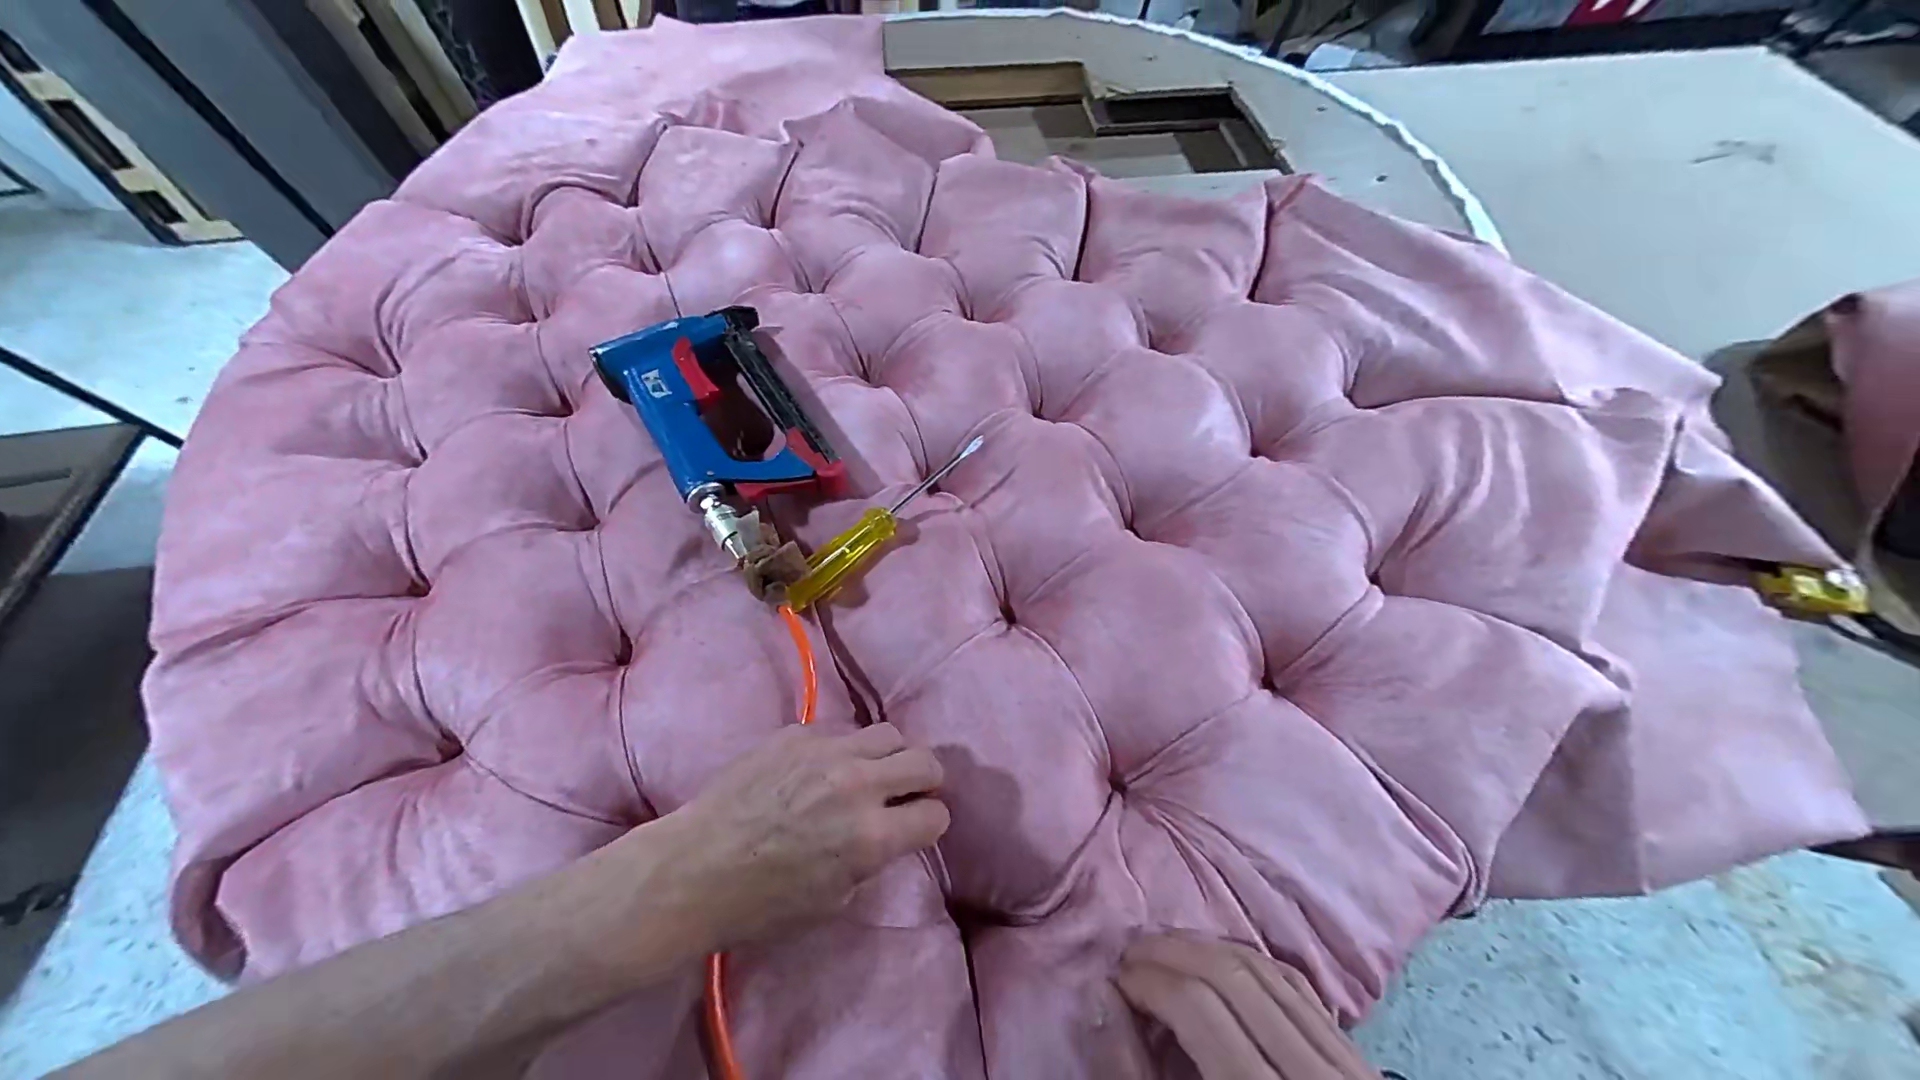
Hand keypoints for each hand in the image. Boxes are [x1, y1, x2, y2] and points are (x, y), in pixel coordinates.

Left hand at [657, 723, 948, 949]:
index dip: (930, 823)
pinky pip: (841, 730)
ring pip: (889, 732)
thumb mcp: (834, 900)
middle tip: (908, 791)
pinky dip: (844, 748)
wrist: (695, 867)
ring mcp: (828, 751)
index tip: (917, 826)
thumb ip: (874, 858)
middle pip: (926, 761)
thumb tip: (890, 830)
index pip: (936, 815)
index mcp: (872, 836)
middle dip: (926, 779)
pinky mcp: (798, 733)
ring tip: (871, 770)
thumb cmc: (762, 903)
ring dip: (890, 754)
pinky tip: (820, 768)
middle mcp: (859, 784)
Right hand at [1115, 934, 1379, 1079]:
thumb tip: (1102, 992)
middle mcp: (1310, 1078)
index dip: (1147, 980)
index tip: (1115, 981)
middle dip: (1171, 952)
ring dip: (1206, 949)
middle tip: (1132, 956)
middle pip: (1231, 976)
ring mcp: (1345, 1068)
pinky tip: (1217, 962)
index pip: (1196, 1005)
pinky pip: (1297, 987)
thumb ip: (1130, 1072)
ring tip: (1165, 952)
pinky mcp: (1358, 1062)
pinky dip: (1250, 964)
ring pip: (1266, 971)